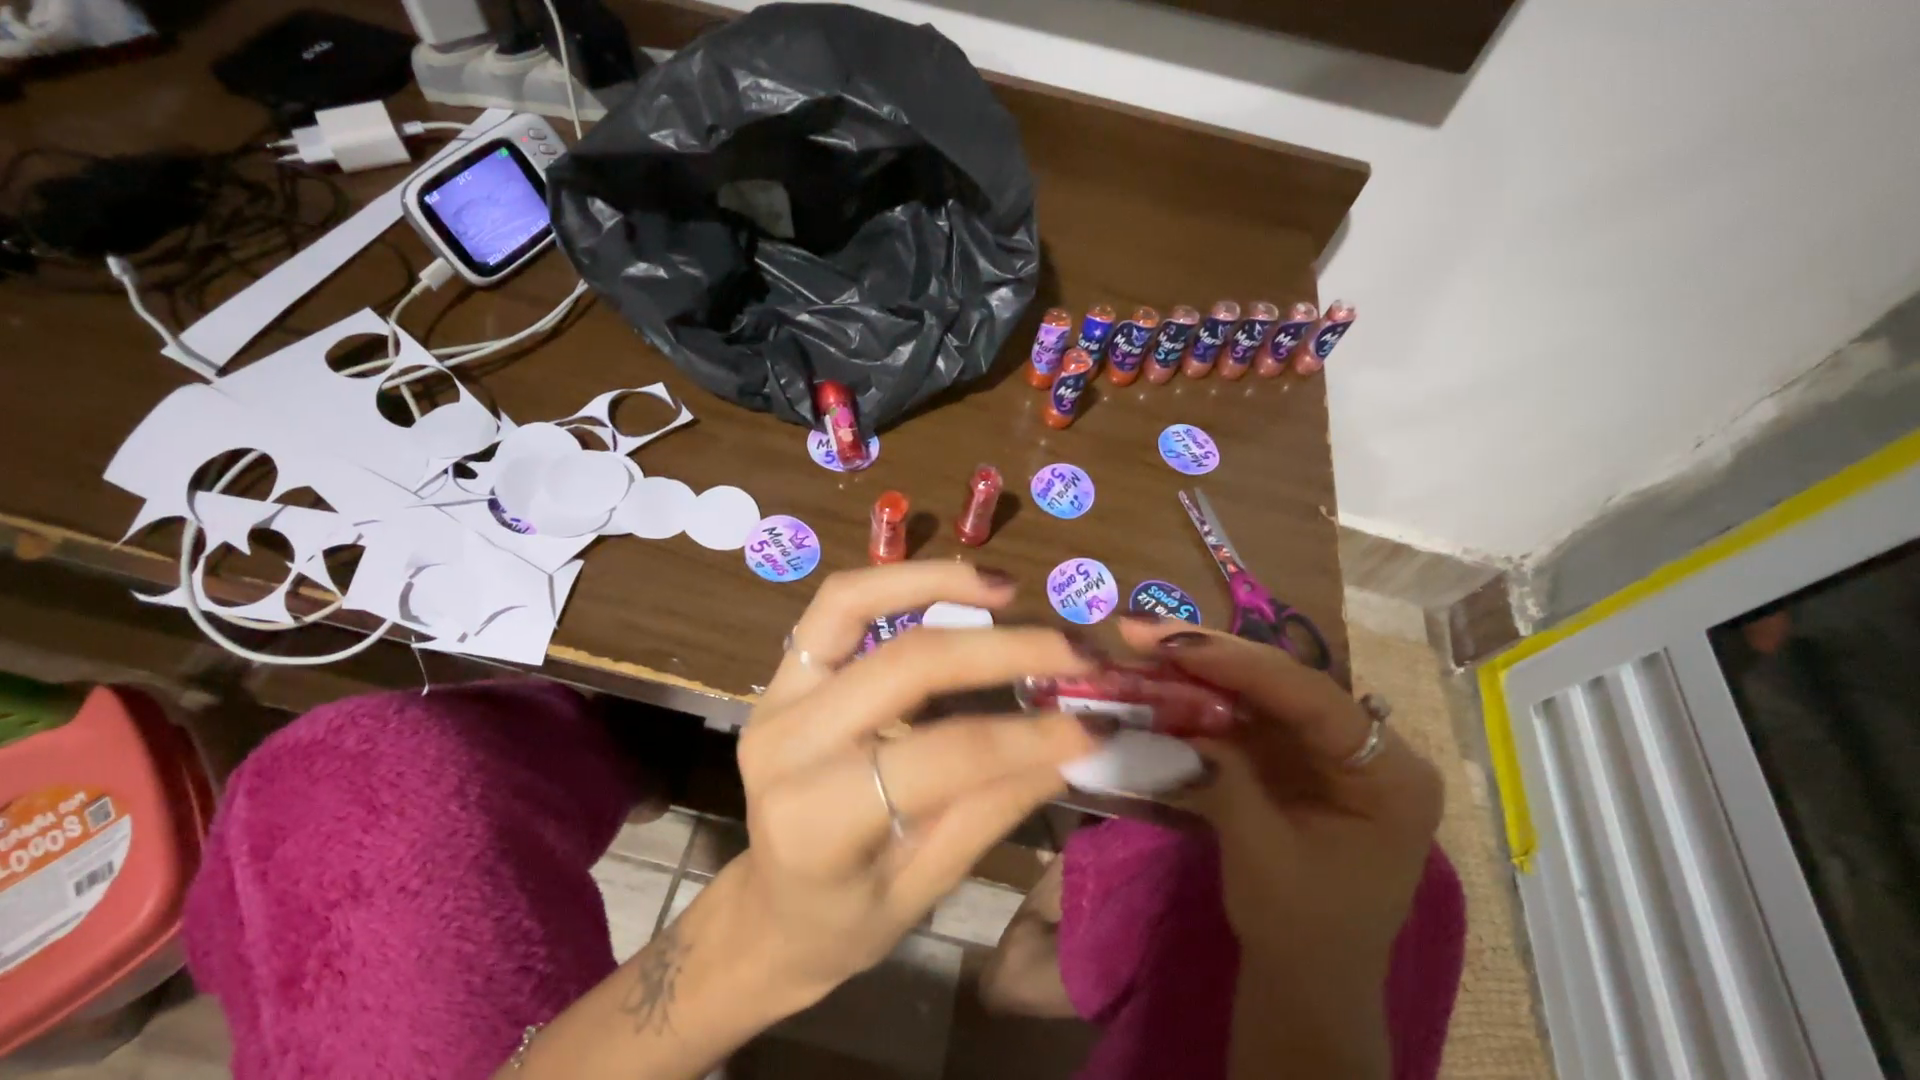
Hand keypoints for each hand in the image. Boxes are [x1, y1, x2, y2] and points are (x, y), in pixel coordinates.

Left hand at [725, 562, 1099, 1001]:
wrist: (772, 911)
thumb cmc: (849, 917)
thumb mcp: (927, 886)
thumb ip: (994, 807)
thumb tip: (1075, 743)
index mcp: (819, 820)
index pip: (943, 756)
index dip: (1027, 735)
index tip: (1095, 725)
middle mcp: (787, 745)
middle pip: (907, 666)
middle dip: (1005, 650)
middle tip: (1077, 652)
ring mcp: (775, 698)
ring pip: (854, 604)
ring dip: (939, 583)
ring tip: (1009, 589)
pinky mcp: (781, 675)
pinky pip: (838, 606)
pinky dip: (897, 582)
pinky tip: (956, 587)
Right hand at [1116, 620, 1443, 978]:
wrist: (1308, 979)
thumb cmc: (1302, 927)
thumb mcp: (1261, 853)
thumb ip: (1225, 777)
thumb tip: (1179, 718)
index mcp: (1391, 775)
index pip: (1312, 698)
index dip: (1240, 664)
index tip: (1175, 643)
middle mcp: (1368, 749)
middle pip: (1286, 685)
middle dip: (1213, 656)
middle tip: (1145, 631)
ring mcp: (1329, 752)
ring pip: (1262, 695)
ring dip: (1201, 673)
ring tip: (1144, 648)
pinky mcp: (1296, 761)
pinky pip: (1249, 720)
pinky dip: (1204, 704)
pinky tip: (1165, 684)